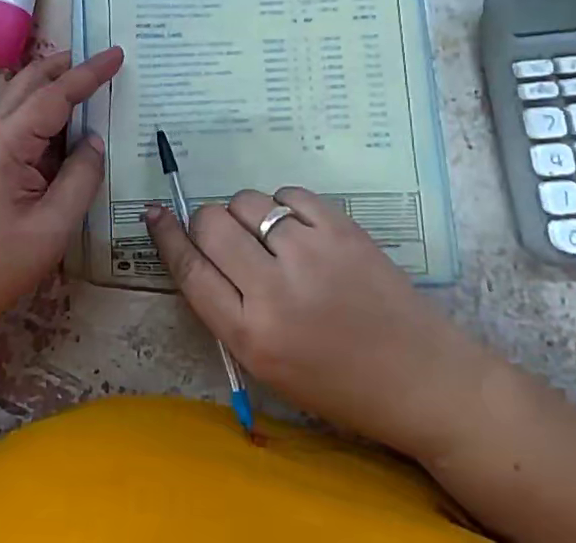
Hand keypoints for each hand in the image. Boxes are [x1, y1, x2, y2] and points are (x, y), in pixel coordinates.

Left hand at [0, 47, 123, 323]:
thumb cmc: (4, 260)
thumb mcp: (56, 222)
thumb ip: (82, 175)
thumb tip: (93, 140)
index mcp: (5, 142)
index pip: (54, 95)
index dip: (88, 73)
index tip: (116, 53)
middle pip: (31, 82)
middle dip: (66, 66)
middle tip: (101, 57)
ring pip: (23, 97)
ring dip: (55, 85)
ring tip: (91, 81)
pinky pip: (20, 119)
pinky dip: (47, 110)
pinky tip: (68, 121)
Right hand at [145, 186, 488, 458]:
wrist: (420, 378)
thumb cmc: (336, 383)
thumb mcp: (266, 364)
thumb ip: (225, 307)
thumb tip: (192, 247)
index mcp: (251, 335)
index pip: (190, 269)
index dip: (166, 236)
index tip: (154, 213)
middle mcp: (275, 291)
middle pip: (212, 224)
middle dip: (208, 224)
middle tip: (229, 238)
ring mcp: (311, 253)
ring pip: (247, 202)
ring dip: (247, 214)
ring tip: (271, 238)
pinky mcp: (343, 229)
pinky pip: (289, 193)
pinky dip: (283, 205)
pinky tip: (298, 228)